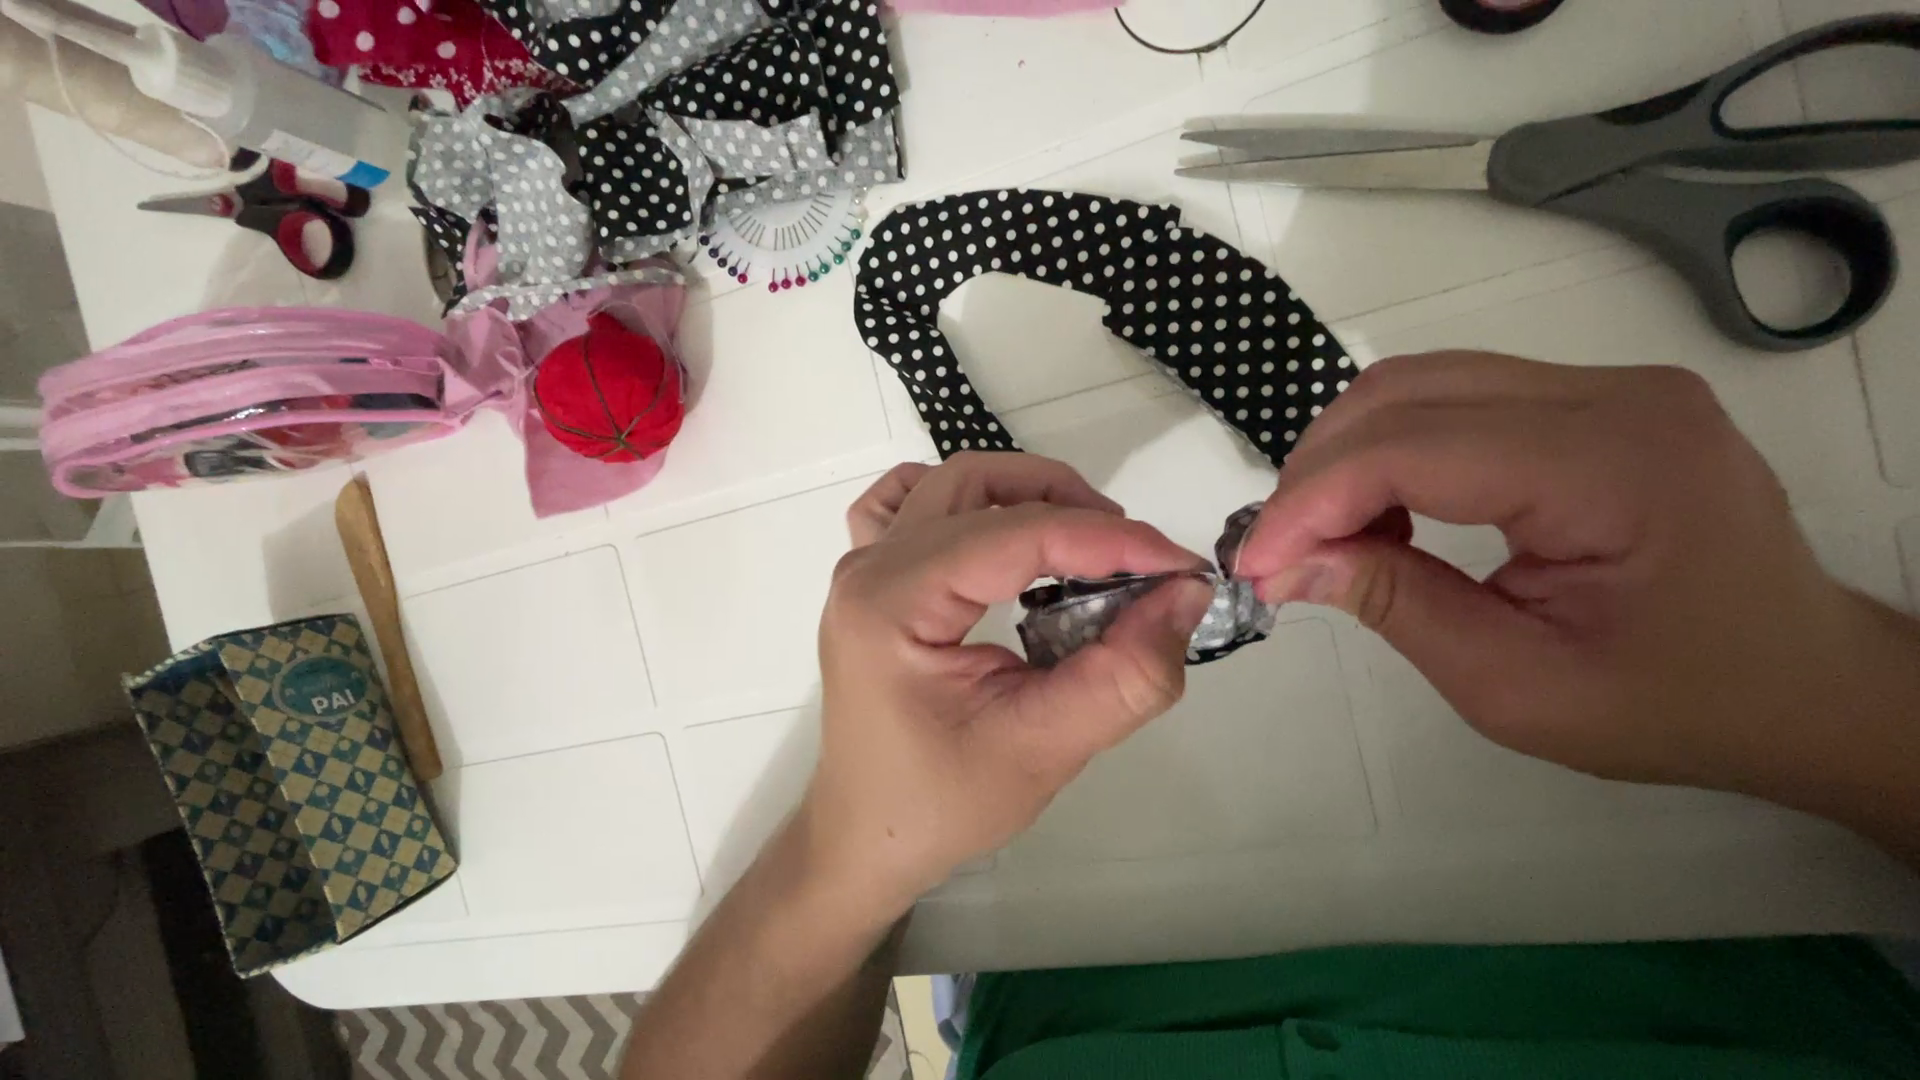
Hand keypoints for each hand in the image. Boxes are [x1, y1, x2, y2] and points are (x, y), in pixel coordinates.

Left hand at [805, 453, 1215, 909]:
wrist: (866, 837)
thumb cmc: (941, 804)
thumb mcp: (1043, 749)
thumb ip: (1124, 676)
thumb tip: (1185, 595)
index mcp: (891, 604)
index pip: (1014, 536)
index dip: (1107, 540)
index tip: (1181, 565)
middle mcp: (868, 568)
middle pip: (978, 491)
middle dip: (1069, 510)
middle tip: (1135, 559)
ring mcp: (862, 567)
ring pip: (950, 486)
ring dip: (1024, 496)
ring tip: (1085, 542)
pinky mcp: (871, 580)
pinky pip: (912, 505)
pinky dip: (969, 505)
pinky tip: (1002, 535)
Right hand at [1236, 353, 1919, 849]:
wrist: (1802, 686)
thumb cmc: (1674, 704)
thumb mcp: (1517, 685)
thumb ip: (1394, 605)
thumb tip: (1287, 564)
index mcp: (1615, 467)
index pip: (1413, 449)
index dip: (1312, 501)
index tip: (1252, 564)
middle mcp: (1613, 395)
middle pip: (1404, 393)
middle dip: (1314, 472)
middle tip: (1276, 552)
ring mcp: (1605, 386)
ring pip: (1417, 384)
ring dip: (1342, 455)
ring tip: (1318, 534)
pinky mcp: (1586, 399)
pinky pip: (1450, 398)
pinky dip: (1385, 449)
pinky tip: (1377, 509)